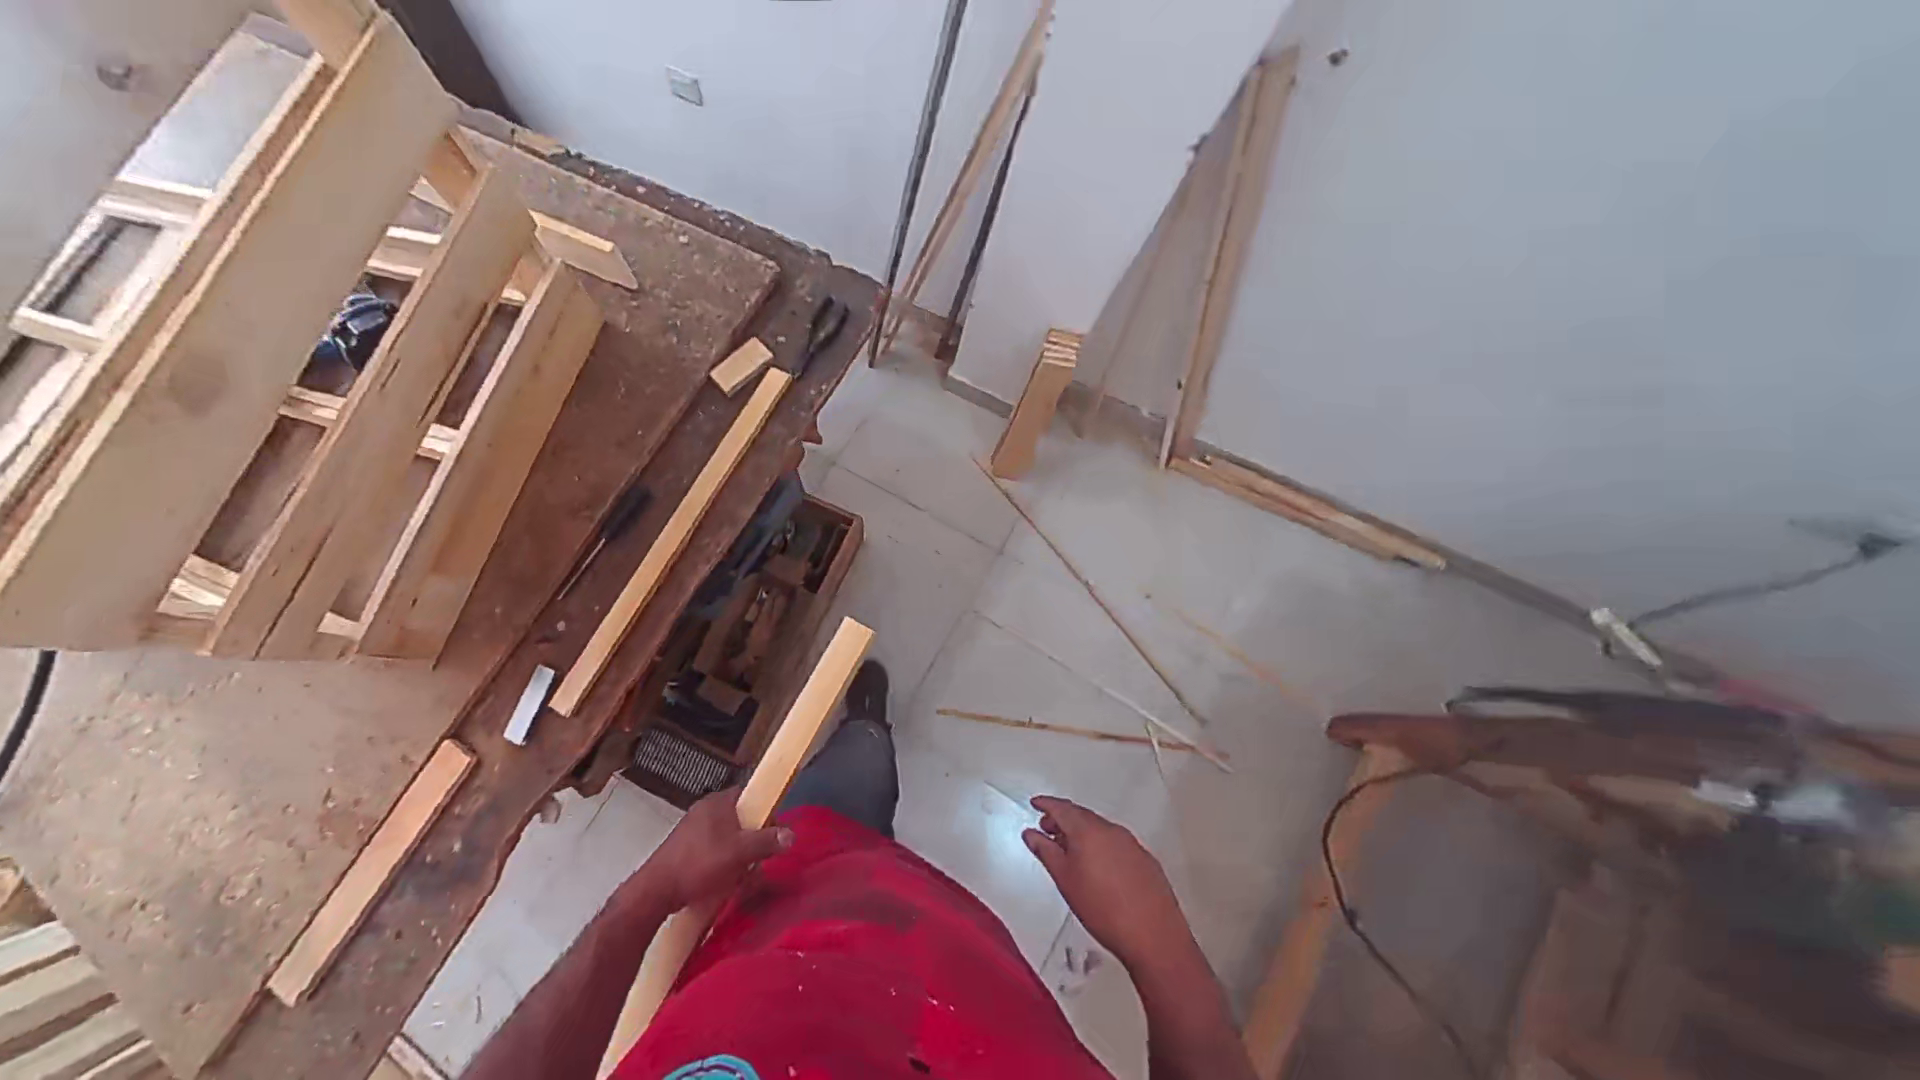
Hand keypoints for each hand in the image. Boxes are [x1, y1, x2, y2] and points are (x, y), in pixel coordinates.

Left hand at [624, 788, 792, 914]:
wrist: (655, 892)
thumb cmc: (699, 864)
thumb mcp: (740, 853)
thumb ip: (767, 841)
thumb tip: (791, 834)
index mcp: (718, 801)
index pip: (750, 793)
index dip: (765, 808)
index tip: (774, 828)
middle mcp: (704, 809)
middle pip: (740, 817)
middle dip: (751, 837)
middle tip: (757, 857)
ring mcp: (691, 829)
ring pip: (726, 835)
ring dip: (736, 853)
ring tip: (738, 873)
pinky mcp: (683, 848)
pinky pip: (711, 849)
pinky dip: (720, 861)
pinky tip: (720, 879)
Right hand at [1024, 796, 1190, 971]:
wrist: (1153, 935)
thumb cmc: (1103, 909)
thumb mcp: (1065, 880)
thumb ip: (1045, 852)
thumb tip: (1031, 834)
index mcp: (1088, 830)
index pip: (1062, 808)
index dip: (1046, 804)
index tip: (1036, 803)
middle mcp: (1111, 830)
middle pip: (1081, 816)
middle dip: (1062, 819)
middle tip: (1047, 829)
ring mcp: (1131, 843)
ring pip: (1099, 829)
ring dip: (1082, 833)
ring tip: (1069, 851)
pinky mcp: (1145, 859)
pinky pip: (1116, 843)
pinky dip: (1101, 845)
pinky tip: (1097, 866)